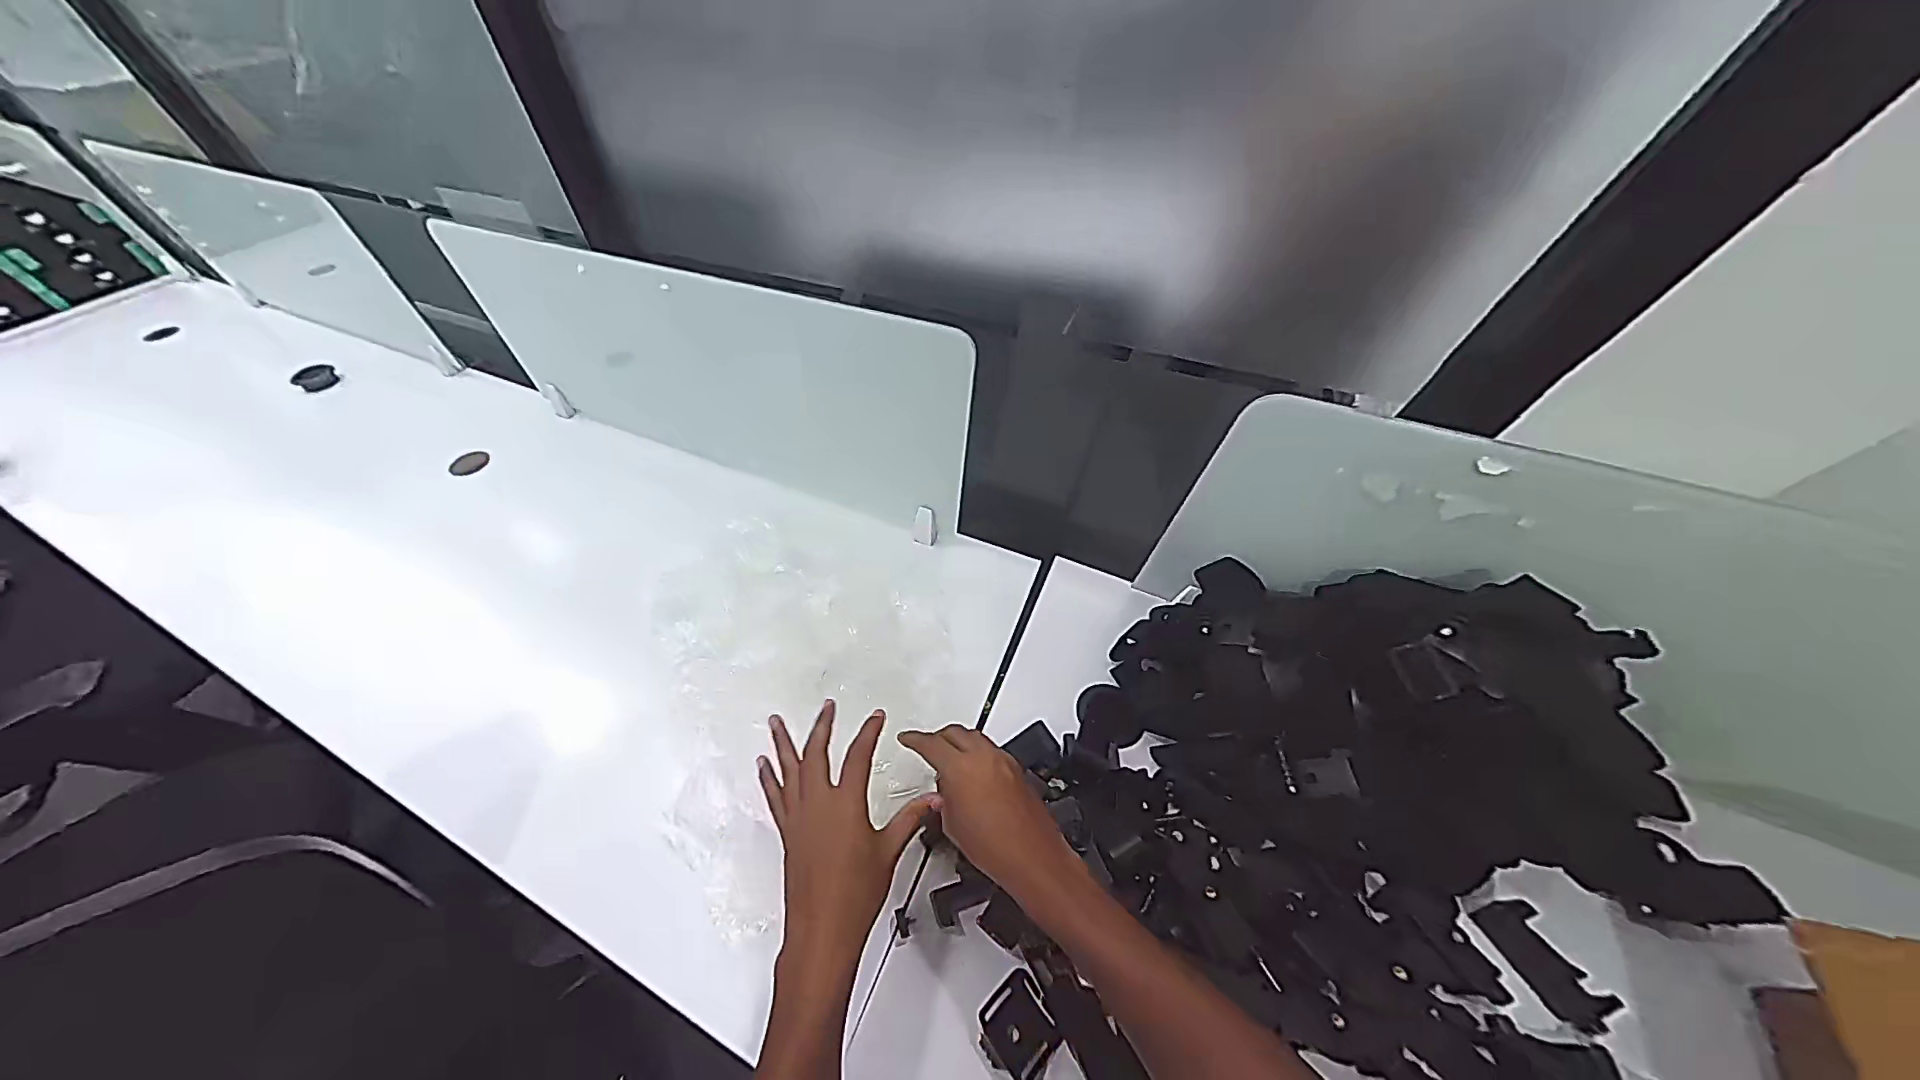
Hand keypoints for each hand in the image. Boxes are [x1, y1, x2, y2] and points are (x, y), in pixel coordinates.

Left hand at [759, 701, 939, 977]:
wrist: (822, 930)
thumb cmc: (853, 896)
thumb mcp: (890, 851)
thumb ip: (910, 819)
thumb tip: (931, 801)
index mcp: (845, 804)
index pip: (858, 755)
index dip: (868, 732)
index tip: (875, 718)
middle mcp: (817, 805)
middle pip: (816, 753)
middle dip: (822, 726)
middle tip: (826, 708)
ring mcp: (798, 818)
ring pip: (788, 769)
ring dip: (783, 743)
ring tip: (775, 722)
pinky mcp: (787, 833)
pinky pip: (774, 796)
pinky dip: (768, 778)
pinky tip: (763, 766)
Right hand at [897, 725, 1085, 907]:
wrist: (1033, 858)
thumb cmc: (997, 848)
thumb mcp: (952, 825)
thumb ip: (943, 800)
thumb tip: (943, 794)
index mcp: (961, 767)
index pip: (931, 743)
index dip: (915, 739)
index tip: (909, 738)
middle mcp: (984, 758)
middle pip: (955, 733)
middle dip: (938, 737)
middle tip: (928, 746)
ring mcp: (1004, 762)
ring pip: (976, 739)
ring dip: (960, 744)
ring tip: (951, 762)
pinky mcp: (1018, 770)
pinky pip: (992, 752)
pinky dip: (979, 755)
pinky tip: (975, 773)